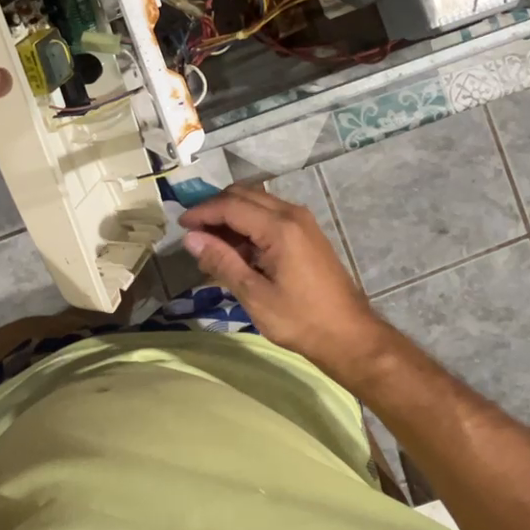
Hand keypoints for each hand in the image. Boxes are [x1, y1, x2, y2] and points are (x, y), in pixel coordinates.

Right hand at [179, 187, 395, 376]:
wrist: (349, 335)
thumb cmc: (300, 319)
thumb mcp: (255, 295)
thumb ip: (222, 262)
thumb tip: (191, 239)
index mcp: (280, 227)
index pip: (230, 205)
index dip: (202, 212)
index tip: (180, 226)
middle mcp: (292, 214)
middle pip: (243, 195)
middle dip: (215, 210)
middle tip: (194, 235)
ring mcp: (302, 221)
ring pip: (256, 202)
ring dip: (231, 216)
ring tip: (212, 246)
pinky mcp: (306, 232)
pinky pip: (269, 214)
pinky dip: (248, 224)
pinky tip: (237, 250)